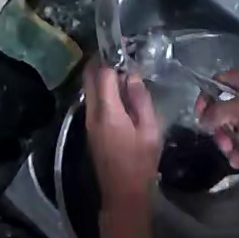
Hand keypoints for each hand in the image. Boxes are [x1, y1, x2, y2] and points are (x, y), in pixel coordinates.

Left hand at [85, 62, 161, 216]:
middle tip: (119, 51)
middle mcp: (92, 113)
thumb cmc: (141, 162)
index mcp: (108, 112)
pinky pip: (93, 100)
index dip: (111, 57)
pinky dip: (103, 88)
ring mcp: (88, 121)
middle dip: (100, 61)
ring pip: (89, 89)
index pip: (104, 75)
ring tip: (122, 66)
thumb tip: (133, 76)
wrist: (123, 192)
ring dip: (101, 75)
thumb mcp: (150, 130)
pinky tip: (120, 88)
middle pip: (89, 78)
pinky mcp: (91, 128)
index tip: (124, 44)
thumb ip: (141, 101)